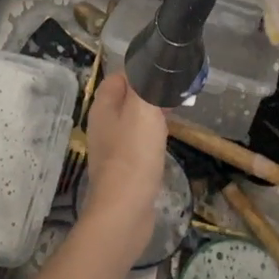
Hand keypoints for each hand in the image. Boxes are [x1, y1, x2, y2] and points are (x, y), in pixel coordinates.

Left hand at [81, 73, 167, 245]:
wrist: (125, 211)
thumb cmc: (134, 155)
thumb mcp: (143, 109)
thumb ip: (145, 84)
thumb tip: (148, 67)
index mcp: (102, 106)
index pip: (119, 77)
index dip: (140, 72)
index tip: (165, 74)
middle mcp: (103, 124)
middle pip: (127, 99)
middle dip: (150, 94)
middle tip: (175, 94)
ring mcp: (112, 148)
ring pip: (133, 121)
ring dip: (152, 116)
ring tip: (175, 115)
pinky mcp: (123, 168)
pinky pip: (138, 143)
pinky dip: (152, 138)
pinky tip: (166, 142)